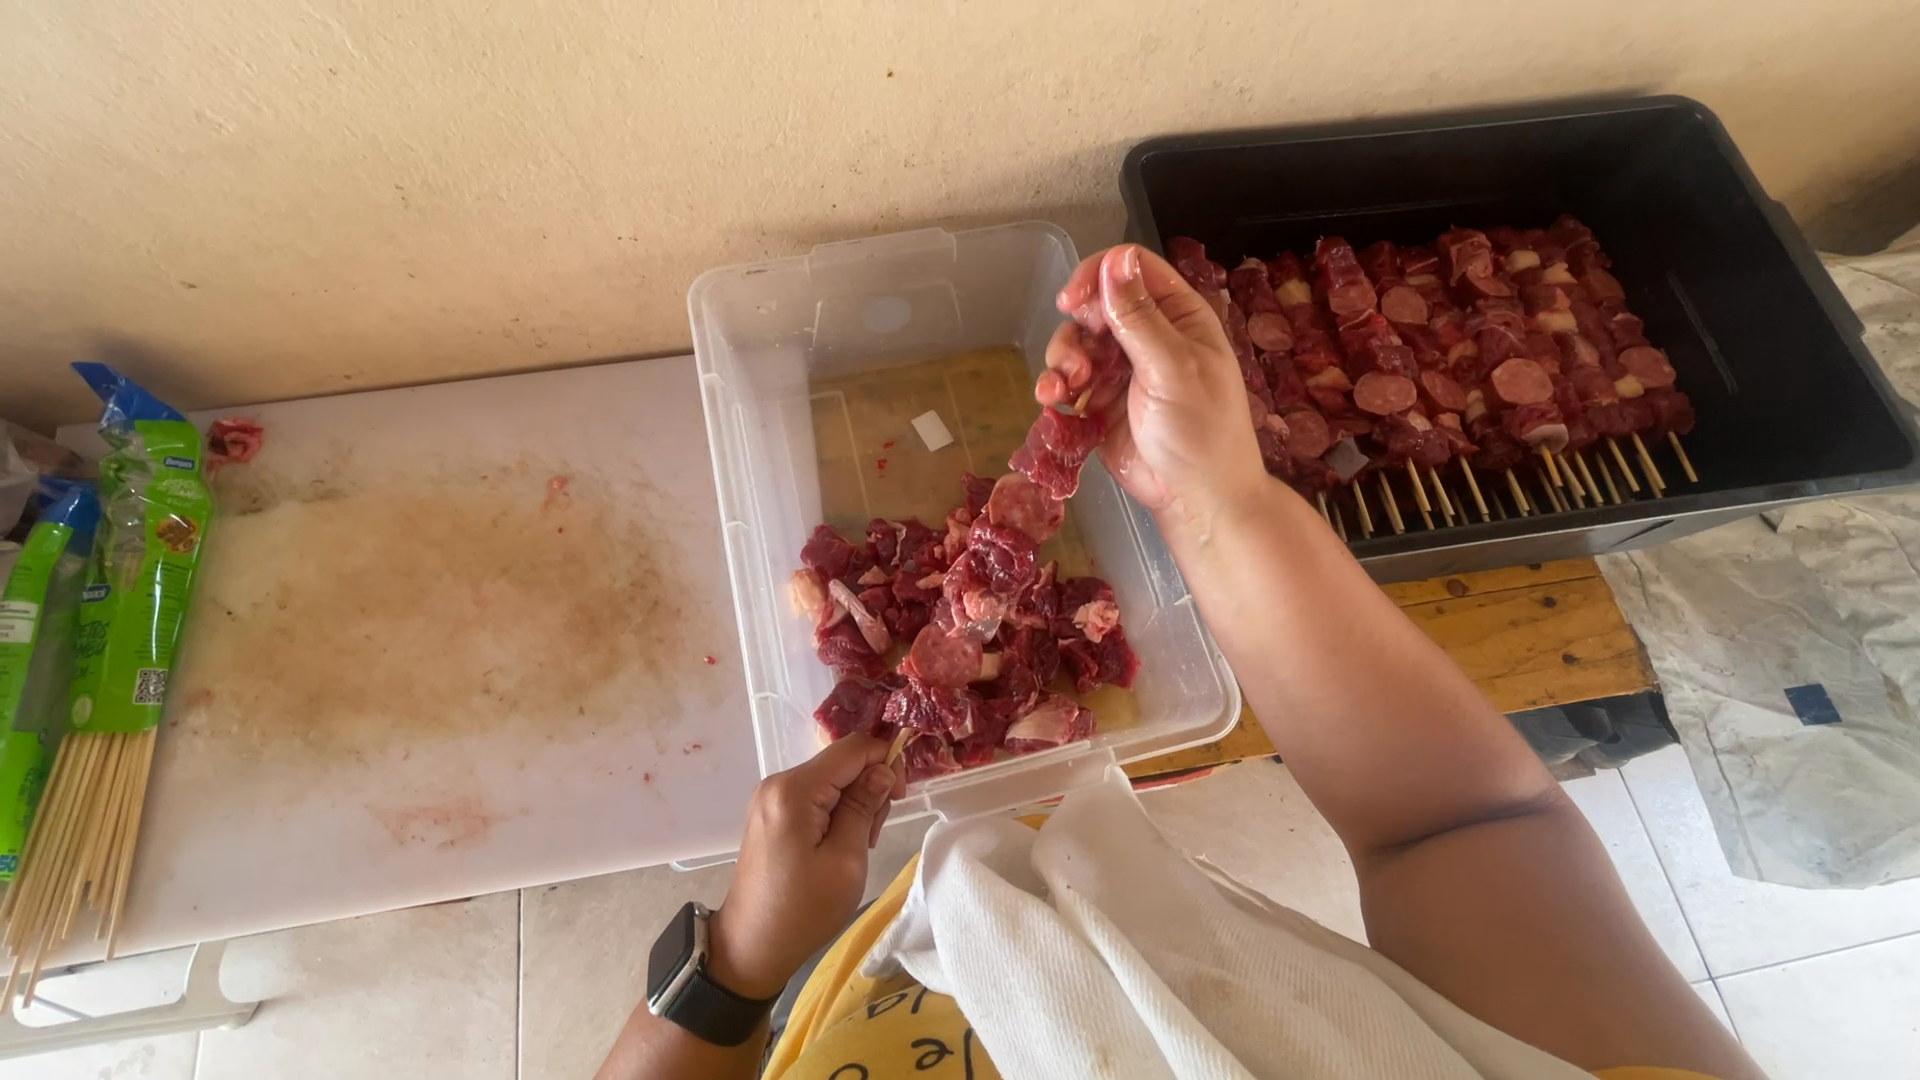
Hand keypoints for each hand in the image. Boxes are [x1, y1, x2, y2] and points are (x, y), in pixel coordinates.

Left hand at [707, 734, 904, 999]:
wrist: (750, 948)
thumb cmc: (802, 910)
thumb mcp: (846, 860)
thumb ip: (864, 806)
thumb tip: (883, 769)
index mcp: (795, 790)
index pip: (853, 748)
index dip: (885, 760)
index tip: (900, 797)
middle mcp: (779, 782)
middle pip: (842, 761)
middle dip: (869, 787)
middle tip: (873, 833)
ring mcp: (773, 796)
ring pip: (832, 778)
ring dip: (855, 802)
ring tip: (857, 845)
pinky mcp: (773, 810)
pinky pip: (816, 794)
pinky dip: (837, 810)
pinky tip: (840, 842)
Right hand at [1039, 244, 1267, 521]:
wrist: (1196, 497)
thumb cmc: (1201, 430)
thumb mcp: (1172, 368)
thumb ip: (1138, 317)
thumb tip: (1115, 259)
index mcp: (1177, 316)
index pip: (1131, 270)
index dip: (1096, 276)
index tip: (1071, 301)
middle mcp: (1146, 337)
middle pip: (1095, 308)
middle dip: (1075, 331)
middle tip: (1074, 364)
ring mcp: (1121, 371)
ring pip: (1076, 345)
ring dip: (1061, 361)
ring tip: (1061, 389)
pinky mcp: (1100, 404)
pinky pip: (1068, 384)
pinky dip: (1055, 389)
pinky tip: (1051, 402)